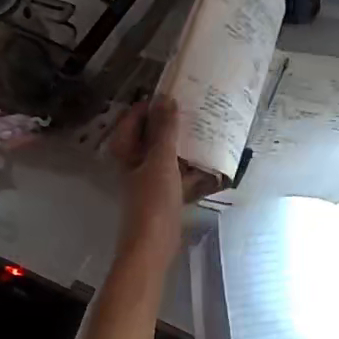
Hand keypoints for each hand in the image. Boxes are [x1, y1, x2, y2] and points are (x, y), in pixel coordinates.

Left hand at [108, 97, 218, 263]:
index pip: (135, 117)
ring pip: (167, 155)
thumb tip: (167, 98)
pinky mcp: (165, 196)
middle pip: (151, 135)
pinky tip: (212, 166)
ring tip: (208, 132)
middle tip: (197, 110)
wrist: (153, 244)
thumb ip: (165, 130)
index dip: (154, 105)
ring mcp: (150, 179)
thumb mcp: (160, 161)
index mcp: (126, 150)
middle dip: (172, 124)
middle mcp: (134, 162)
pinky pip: (179, 175)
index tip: (179, 94)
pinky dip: (192, 170)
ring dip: (184, 146)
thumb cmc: (153, 201)